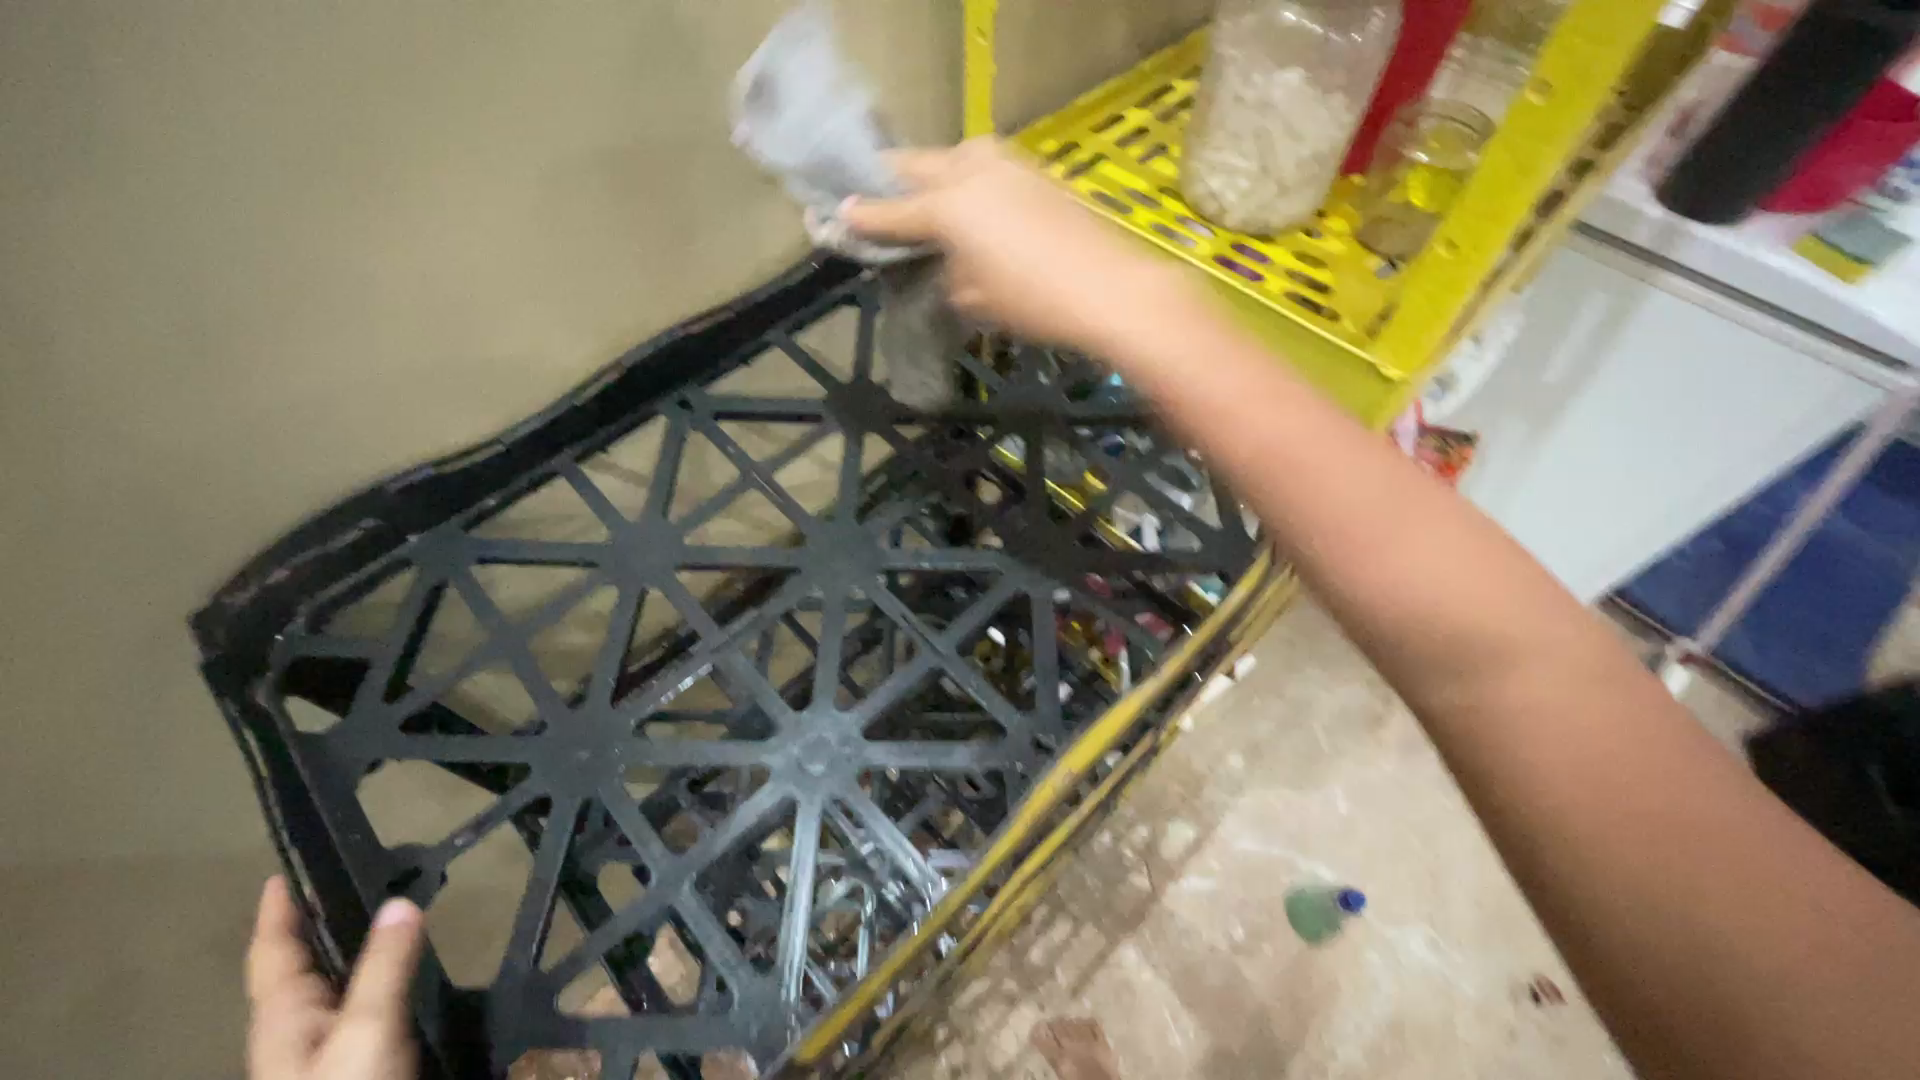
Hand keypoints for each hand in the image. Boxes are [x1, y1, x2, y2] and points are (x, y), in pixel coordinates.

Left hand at [247, 876, 423, 1079]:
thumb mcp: (369, 1031)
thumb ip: (385, 968)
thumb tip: (401, 900)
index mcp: (284, 1020)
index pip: (273, 953)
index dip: (276, 914)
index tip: (280, 873)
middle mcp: (294, 1035)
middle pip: (293, 972)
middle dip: (308, 929)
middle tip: (339, 884)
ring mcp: (320, 1057)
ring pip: (324, 992)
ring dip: (341, 955)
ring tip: (373, 920)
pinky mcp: (351, 1069)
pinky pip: (353, 1009)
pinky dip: (369, 981)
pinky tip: (396, 981)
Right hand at [842, 138, 1190, 353]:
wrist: (1111, 290)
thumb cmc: (1035, 302)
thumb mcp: (976, 299)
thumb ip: (947, 272)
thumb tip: (947, 263)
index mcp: (948, 205)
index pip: (892, 209)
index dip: (863, 216)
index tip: (836, 214)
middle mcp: (972, 170)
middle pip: (916, 166)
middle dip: (895, 183)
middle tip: (877, 201)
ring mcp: (1007, 165)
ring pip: (954, 161)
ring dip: (935, 179)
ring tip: (928, 206)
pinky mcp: (1035, 172)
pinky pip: (986, 171)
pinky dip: (970, 186)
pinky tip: (974, 210)